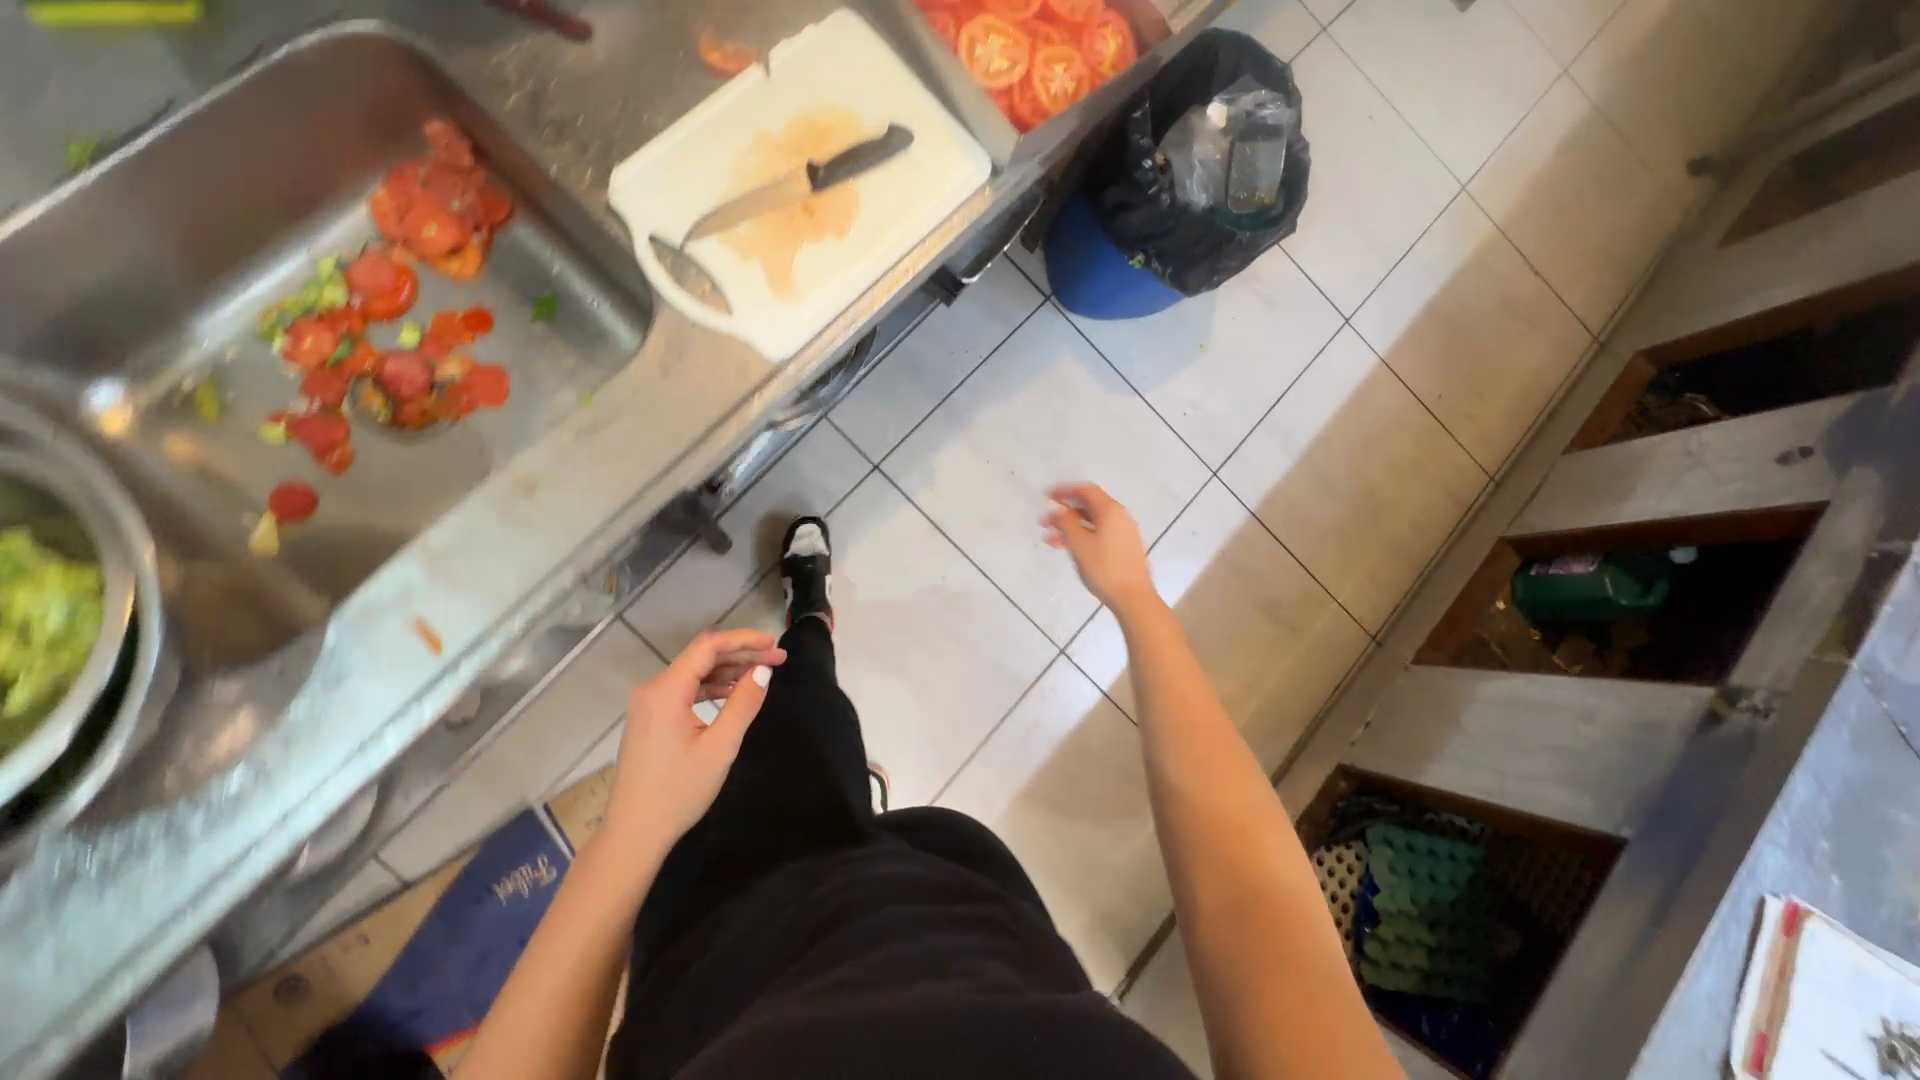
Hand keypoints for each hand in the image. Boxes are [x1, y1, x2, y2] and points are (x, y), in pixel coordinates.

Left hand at [604, 628, 786, 848]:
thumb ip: (743, 704)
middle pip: (701, 656)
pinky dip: (711, 687)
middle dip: (741, 654)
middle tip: (778, 659)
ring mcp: (648, 704)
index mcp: (666, 690)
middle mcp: (652, 689)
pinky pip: (684, 690)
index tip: (774, 645)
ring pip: (693, 673)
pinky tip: (734, 692)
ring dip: (727, 670)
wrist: (635, 832)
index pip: (708, 647)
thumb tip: (763, 671)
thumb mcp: (720, 747)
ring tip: (762, 673)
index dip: (744, 640)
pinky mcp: (649, 718)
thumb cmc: (679, 791)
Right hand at [1041, 482, 1160, 616]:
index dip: (1065, 491)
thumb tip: (1057, 510)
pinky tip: (1068, 549)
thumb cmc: (1104, 568)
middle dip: (1065, 512)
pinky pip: (1100, 534)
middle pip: (1089, 507)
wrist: (1133, 597)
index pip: (1086, 491)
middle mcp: (1120, 517)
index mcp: (1110, 511)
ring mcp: (1124, 533)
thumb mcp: (1079, 544)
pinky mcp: (1124, 548)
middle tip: (1045, 521)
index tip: (1047, 495)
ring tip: (1050, 538)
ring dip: (1071, 527)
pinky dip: (1083, 536)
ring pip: (1093, 523)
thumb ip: (1065, 523)